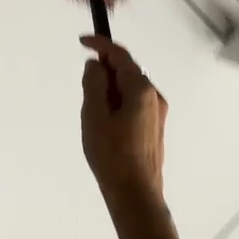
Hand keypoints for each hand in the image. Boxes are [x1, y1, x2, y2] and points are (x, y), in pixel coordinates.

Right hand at [81, 36, 167, 208]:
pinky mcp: (155, 129)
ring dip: (109, 90)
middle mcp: (155, 97)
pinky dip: (117, 102)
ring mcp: (158, 114)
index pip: (119, 55)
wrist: (136, 197)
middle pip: (126, 71)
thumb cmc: (112, 154)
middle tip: (84, 90)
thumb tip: (96, 65)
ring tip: (92, 113)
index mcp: (142, 89)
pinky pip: (133, 103)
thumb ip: (93, 83)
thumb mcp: (94, 114)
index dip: (100, 44)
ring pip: (129, 88)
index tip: (81, 41)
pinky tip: (105, 124)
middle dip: (103, 72)